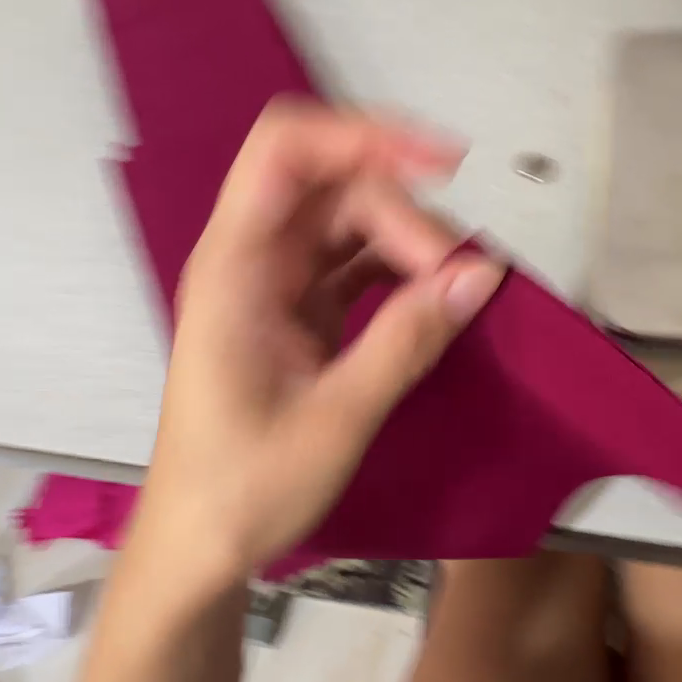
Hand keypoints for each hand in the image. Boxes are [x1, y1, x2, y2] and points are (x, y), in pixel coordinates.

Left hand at [131, 99, 504, 580]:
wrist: (200, 546)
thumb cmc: (245, 488)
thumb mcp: (336, 417)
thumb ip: (407, 340)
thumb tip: (481, 275)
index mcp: (235, 268)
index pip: (286, 153)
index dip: (363, 134)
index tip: (442, 164)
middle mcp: (251, 260)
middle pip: (334, 187)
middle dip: (405, 212)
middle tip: (460, 273)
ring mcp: (274, 286)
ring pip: (349, 224)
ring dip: (408, 240)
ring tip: (457, 285)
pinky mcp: (297, 315)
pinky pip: (354, 267)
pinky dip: (399, 273)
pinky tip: (436, 296)